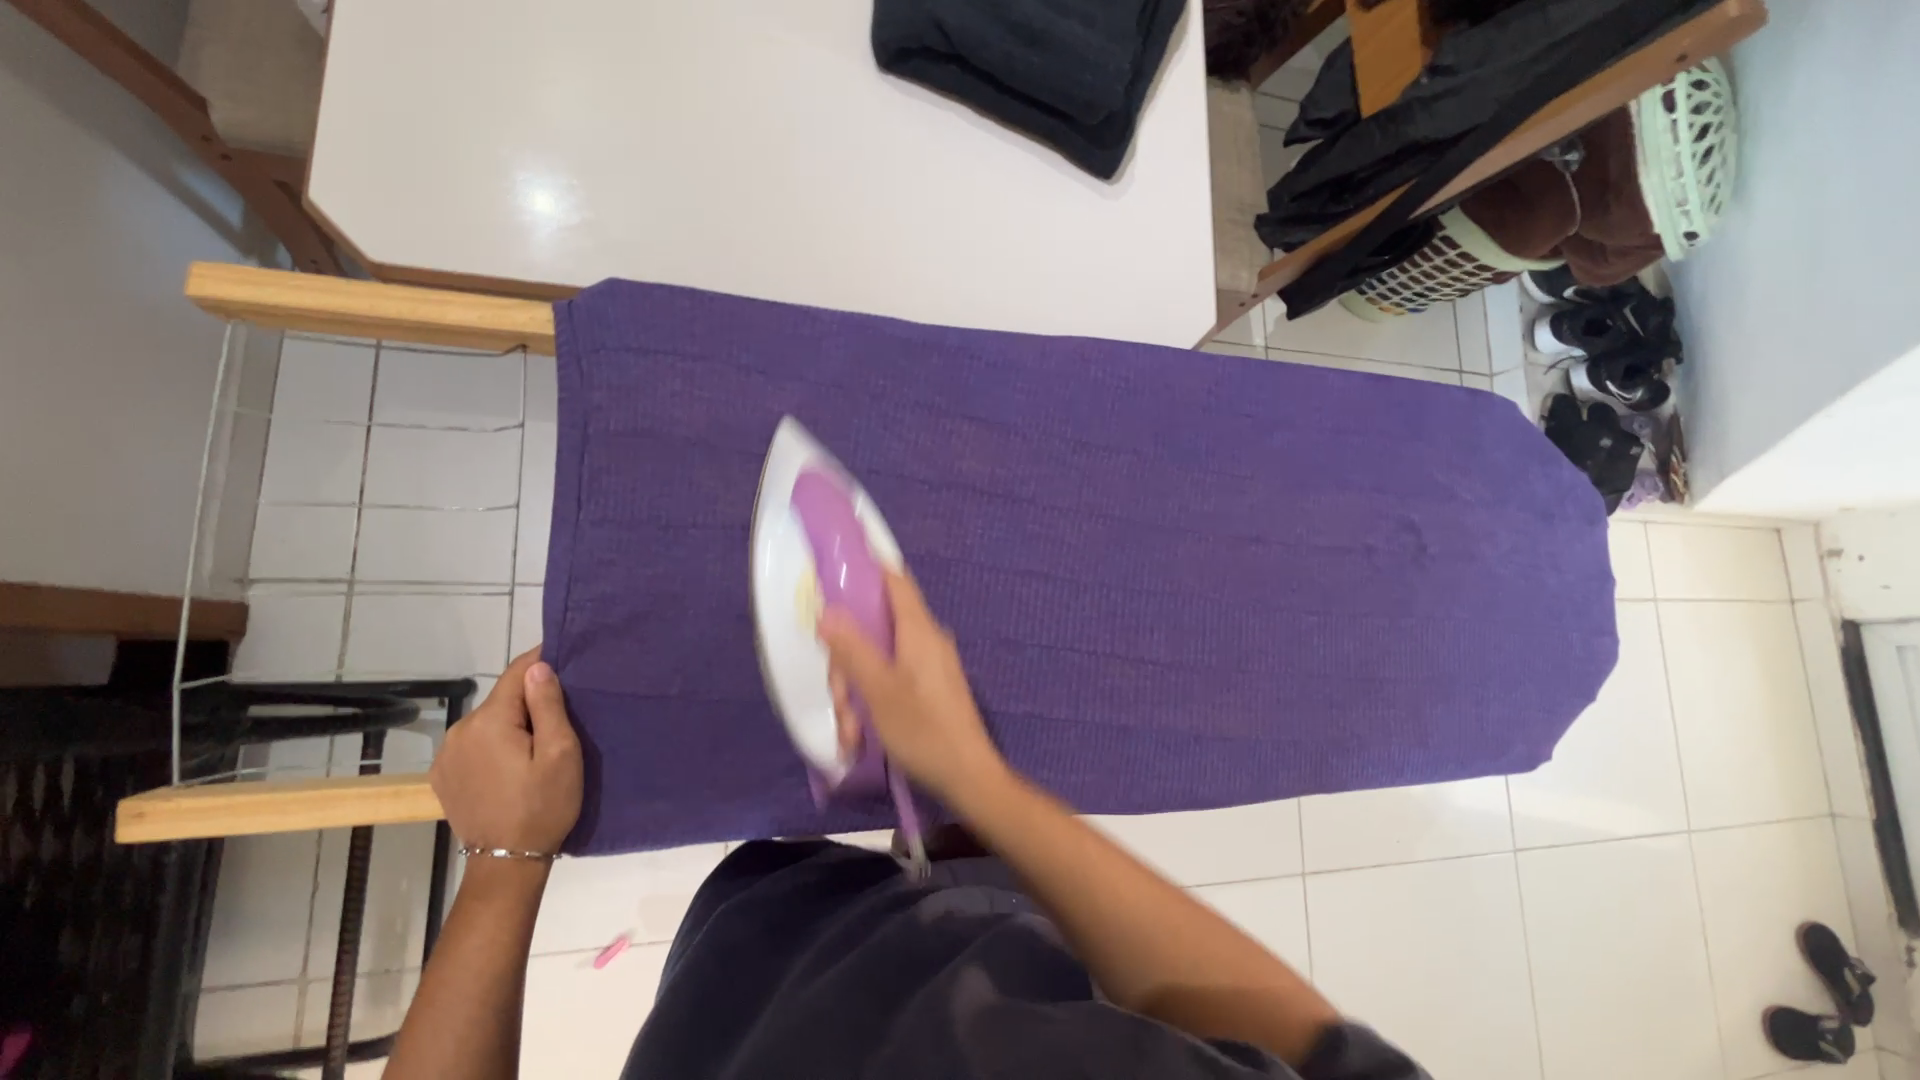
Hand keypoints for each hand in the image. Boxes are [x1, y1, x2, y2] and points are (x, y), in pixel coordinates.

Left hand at [430, 647, 582, 852]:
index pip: (516, 672)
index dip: (542, 660)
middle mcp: (460, 730)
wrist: (506, 862)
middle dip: (530, 699)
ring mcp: (446, 754)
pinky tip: (512, 764)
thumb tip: (538, 667)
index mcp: (489, 721)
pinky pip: (475, 743)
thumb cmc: (543, 806)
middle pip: (502, 698)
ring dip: (512, 723)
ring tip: (539, 743)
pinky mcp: (444, 775)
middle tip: (563, 714)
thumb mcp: (560, 753)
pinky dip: (495, 743)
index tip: (566, 656)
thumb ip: (548, 706)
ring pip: (488, 721)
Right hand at [818, 570, 1006, 800]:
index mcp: (918, 630)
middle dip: (848, 664)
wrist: (968, 778)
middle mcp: (927, 641)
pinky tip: (862, 740)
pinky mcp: (930, 691)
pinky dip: (872, 705)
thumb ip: (851, 648)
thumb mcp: (877, 690)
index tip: (835, 580)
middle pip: (875, 629)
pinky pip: (891, 683)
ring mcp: (930, 667)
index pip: (894, 580)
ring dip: (856, 696)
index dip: (866, 572)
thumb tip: (827, 610)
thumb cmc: (922, 730)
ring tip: (852, 734)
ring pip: (878, 662)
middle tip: (840, 699)